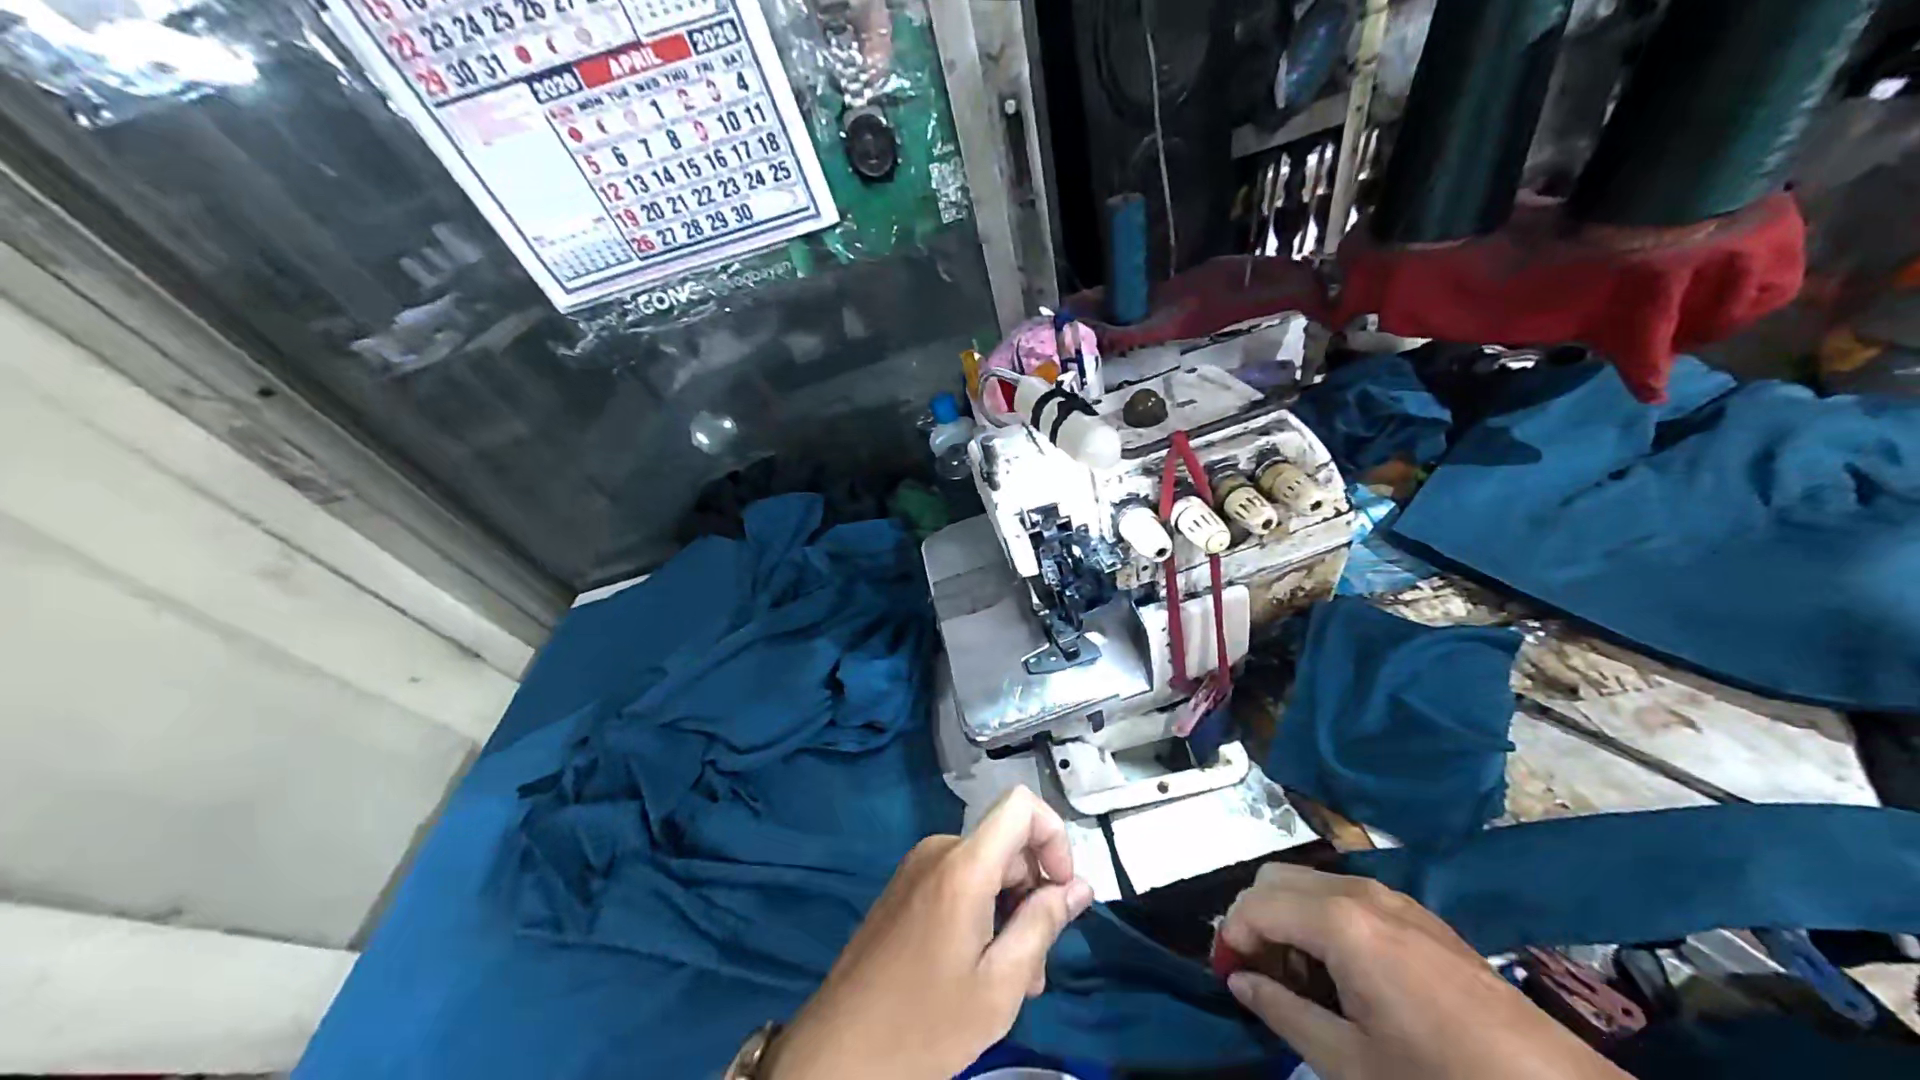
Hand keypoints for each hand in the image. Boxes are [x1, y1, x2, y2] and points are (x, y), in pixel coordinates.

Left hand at [763, 786, 1094, 1079]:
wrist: (839, 1050)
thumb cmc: (926, 1022)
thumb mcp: (1000, 983)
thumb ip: (1044, 924)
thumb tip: (1079, 886)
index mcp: (963, 865)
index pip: (1021, 805)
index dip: (1054, 837)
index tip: (1063, 890)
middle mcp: (938, 851)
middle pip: (1007, 846)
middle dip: (1034, 894)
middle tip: (1037, 963)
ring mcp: (917, 868)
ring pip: (987, 870)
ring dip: (1010, 912)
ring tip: (1011, 978)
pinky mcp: (905, 887)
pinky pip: (960, 881)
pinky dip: (983, 911)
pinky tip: (980, 966)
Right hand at [1219, 864, 1629, 1079]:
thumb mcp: (1352, 1064)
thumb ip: (1282, 1013)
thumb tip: (1239, 981)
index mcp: (1339, 922)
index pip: (1255, 905)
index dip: (1230, 938)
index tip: (1228, 978)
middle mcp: (1361, 892)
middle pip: (1276, 878)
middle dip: (1254, 917)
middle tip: (1257, 973)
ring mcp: (1395, 899)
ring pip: (1310, 882)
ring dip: (1287, 916)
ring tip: (1298, 978)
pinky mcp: (1420, 916)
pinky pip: (1347, 896)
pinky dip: (1321, 918)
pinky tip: (1341, 973)